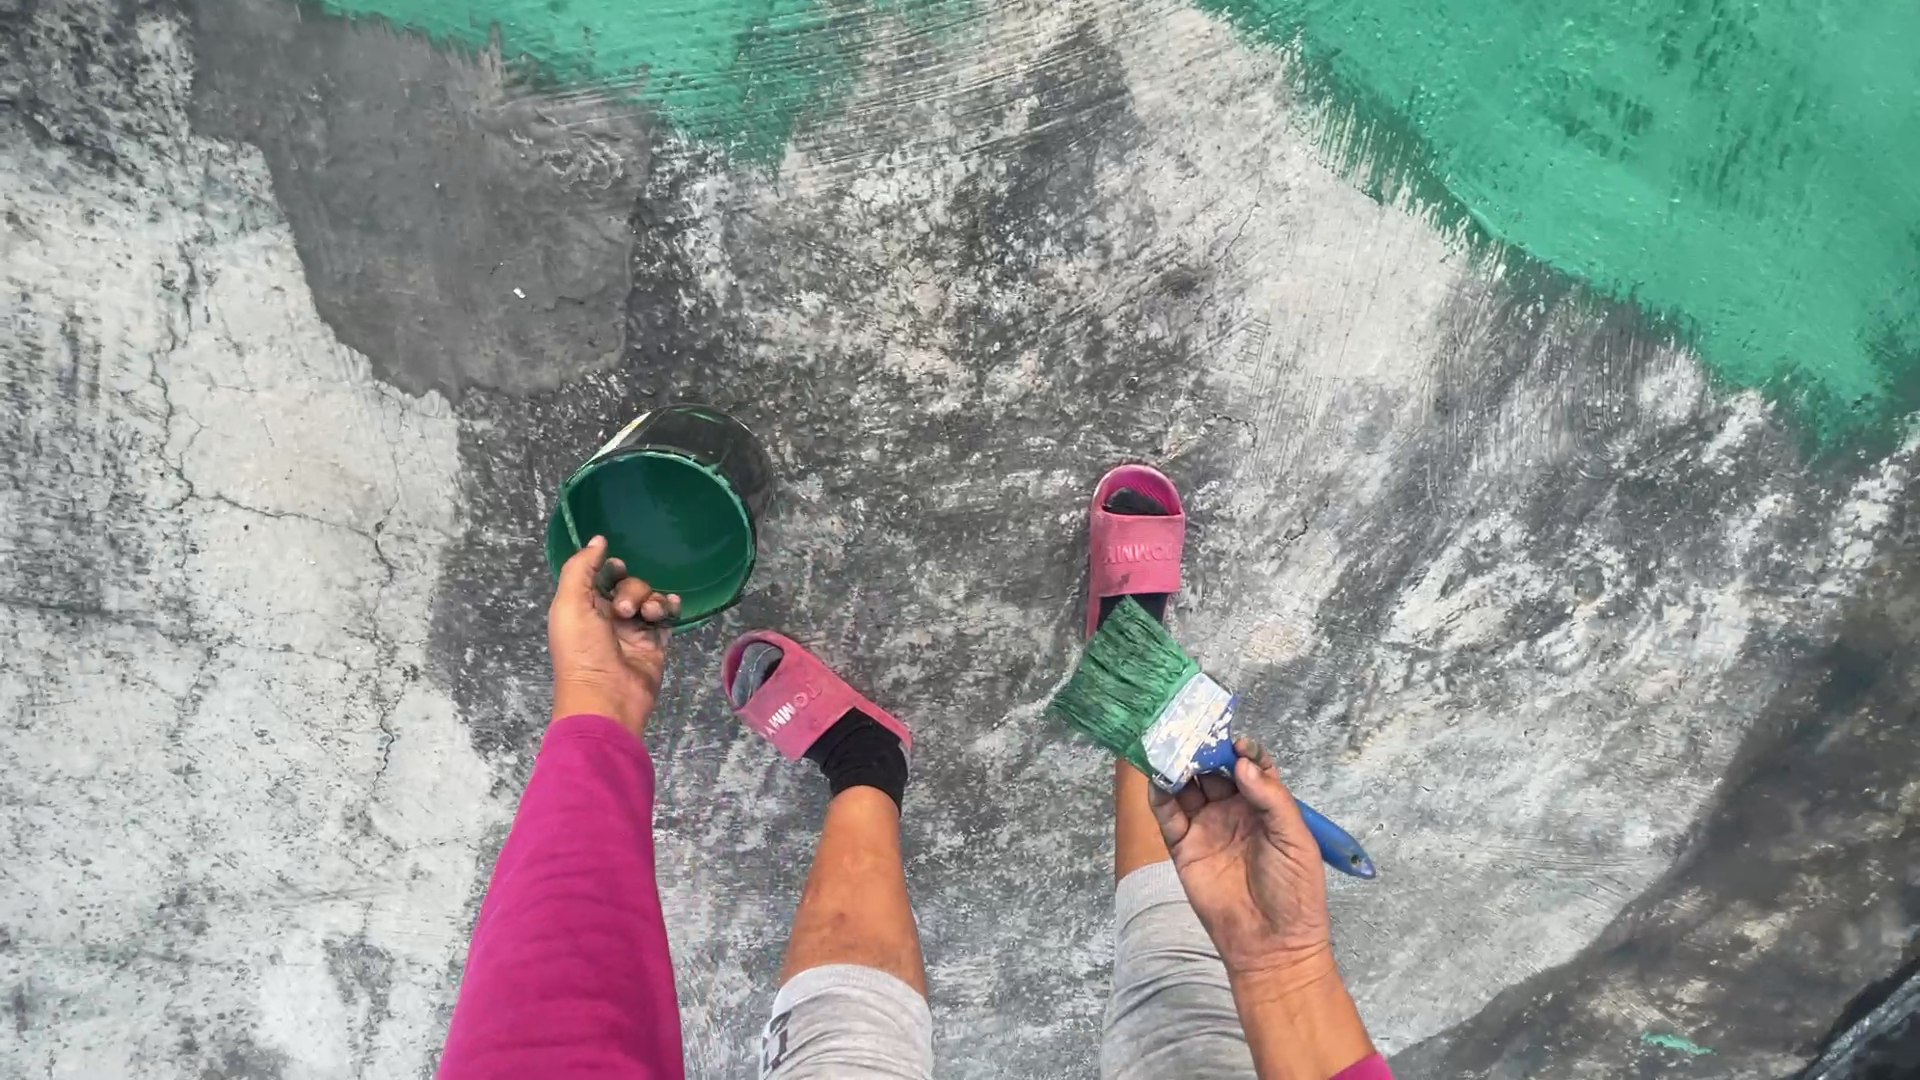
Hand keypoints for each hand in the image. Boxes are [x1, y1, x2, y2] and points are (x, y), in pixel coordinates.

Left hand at [548, 536, 680, 737]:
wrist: (608, 695)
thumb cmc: (582, 650)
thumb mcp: (570, 605)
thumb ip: (581, 568)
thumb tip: (599, 539)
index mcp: (584, 607)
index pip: (601, 575)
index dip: (611, 568)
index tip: (616, 568)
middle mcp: (609, 616)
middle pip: (630, 584)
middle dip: (633, 590)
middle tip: (625, 611)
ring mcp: (635, 630)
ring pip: (651, 598)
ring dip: (652, 599)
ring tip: (648, 617)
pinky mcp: (656, 642)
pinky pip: (668, 616)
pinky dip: (671, 607)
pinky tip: (670, 608)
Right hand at [1150, 737, 1335, 990]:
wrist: (1272, 946)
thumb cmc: (1295, 892)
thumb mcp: (1296, 841)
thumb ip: (1271, 798)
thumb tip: (1241, 763)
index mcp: (1263, 806)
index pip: (1249, 767)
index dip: (1241, 751)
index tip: (1234, 742)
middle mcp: (1231, 809)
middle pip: (1211, 770)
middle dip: (1201, 751)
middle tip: (1189, 733)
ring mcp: (1205, 826)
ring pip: (1186, 786)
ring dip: (1177, 766)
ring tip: (1168, 749)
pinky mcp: (1182, 845)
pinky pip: (1167, 814)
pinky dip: (1159, 793)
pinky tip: (1158, 778)